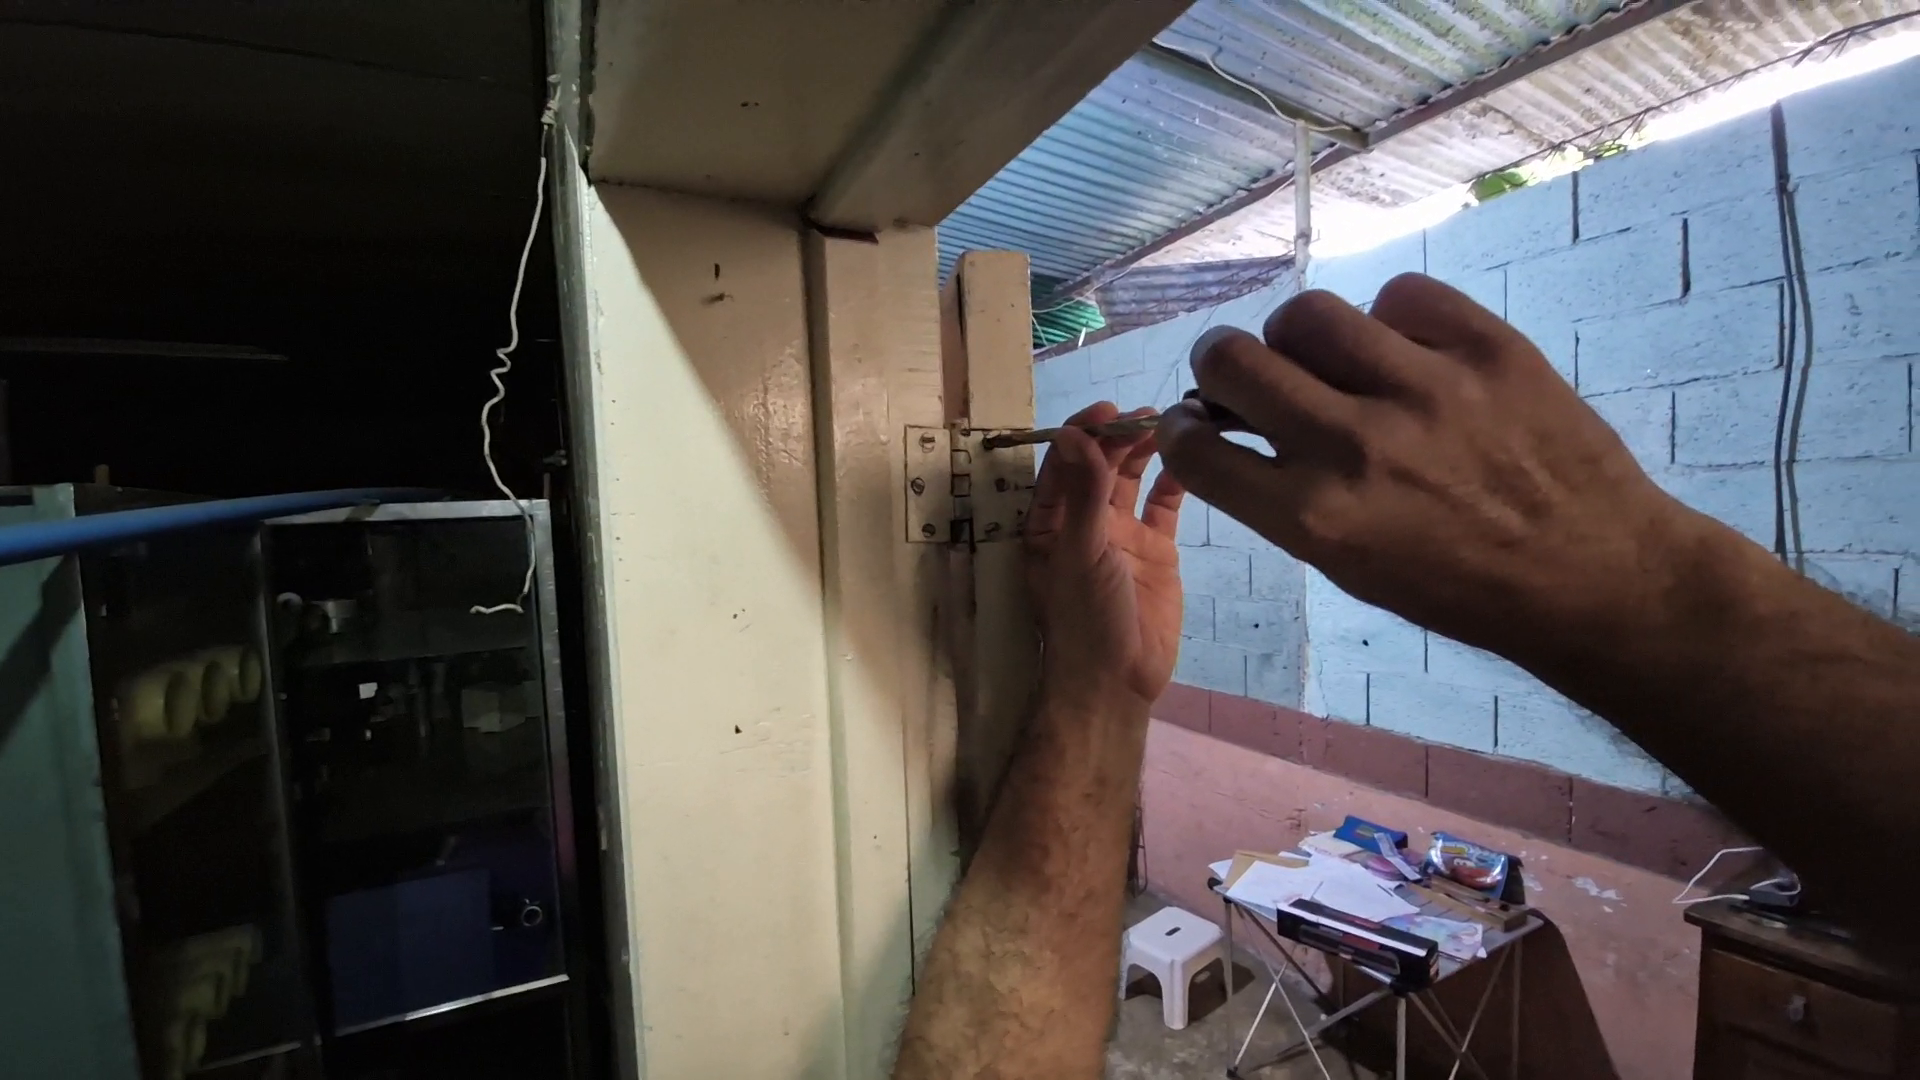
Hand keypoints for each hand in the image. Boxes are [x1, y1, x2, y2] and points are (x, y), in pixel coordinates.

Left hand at [1023, 403, 1185, 708]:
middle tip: (1147, 414)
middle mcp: (1083, 522)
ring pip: (1131, 480)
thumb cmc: (1085, 618)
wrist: (1118, 679)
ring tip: (1169, 422)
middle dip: (1118, 438)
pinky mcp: (1155, 549)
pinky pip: (1163, 505)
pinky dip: (1174, 482)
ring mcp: (1121, 534)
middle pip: (1099, 467)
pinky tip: (1189, 458)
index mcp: (1050, 522)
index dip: (1082, 434)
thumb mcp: (1080, 552)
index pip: (1063, 465)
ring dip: (1144, 452)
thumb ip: (1081, 494)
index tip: (1107, 410)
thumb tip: (1072, 434)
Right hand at [1156, 273, 1707, 666]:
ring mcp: (1424, 389)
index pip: (1193, 449)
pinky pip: (1398, 296)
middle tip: (1237, 375)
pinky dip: (1386, 321)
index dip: (1176, 429)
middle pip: (1230, 360)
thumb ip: (1273, 492)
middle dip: (1215, 365)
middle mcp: (1354, 446)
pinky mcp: (1489, 348)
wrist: (1595, 576)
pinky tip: (1404, 353)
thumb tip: (1225, 423)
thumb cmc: (1448, 586)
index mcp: (1313, 517)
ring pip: (1305, 313)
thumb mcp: (1340, 561)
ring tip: (1324, 360)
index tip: (1190, 423)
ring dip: (1294, 338)